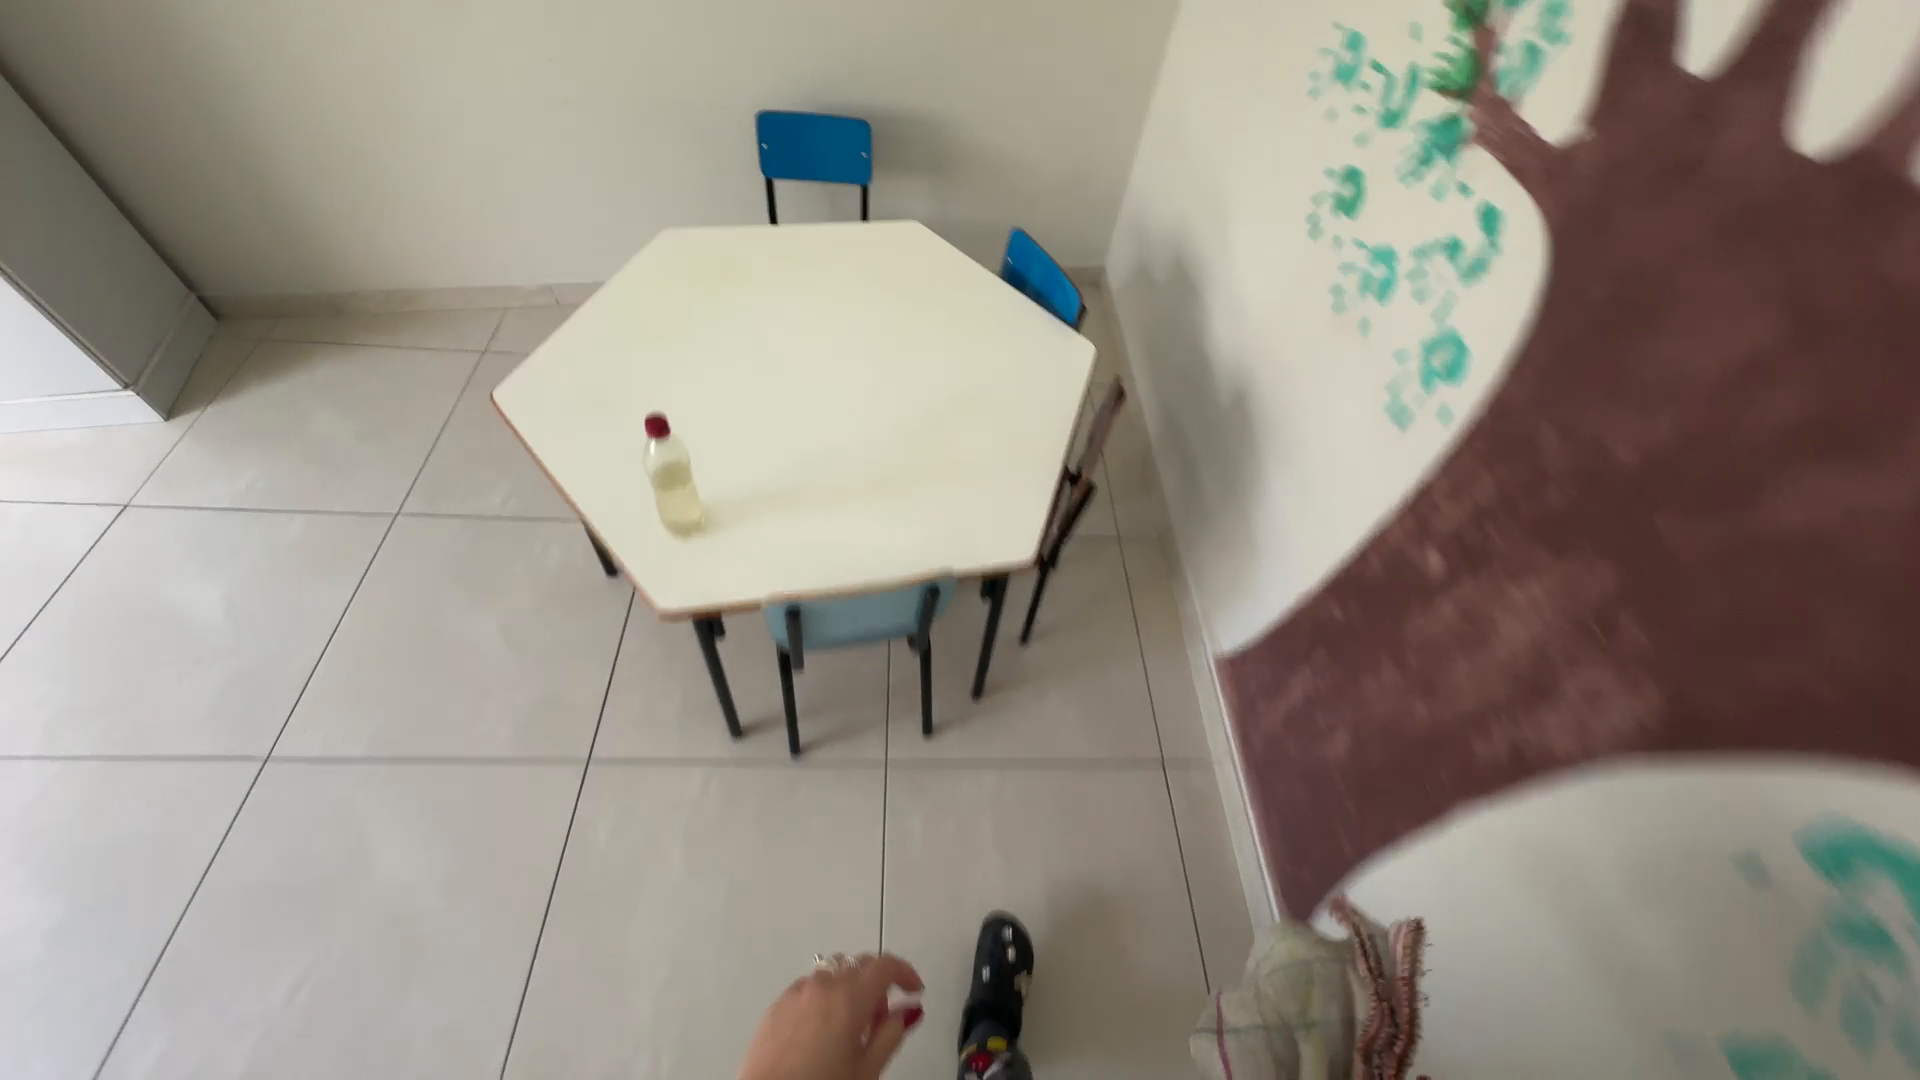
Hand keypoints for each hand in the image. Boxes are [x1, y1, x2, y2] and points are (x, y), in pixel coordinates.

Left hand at [738, 952, 925, 1079]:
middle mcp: (824, 985)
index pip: (885, 965)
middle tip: (879, 1022)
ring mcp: (798, 991)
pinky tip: (821, 1031)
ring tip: (849, 1029)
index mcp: (850, 998)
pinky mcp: (777, 1004)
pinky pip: (809, 987)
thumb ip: (892, 1033)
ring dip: (850, 989)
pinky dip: (824, 997)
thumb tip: (910, 1009)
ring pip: (834, 973)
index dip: (905, 972)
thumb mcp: (867, 1070)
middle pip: (860, 965)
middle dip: (877, 986)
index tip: (915, 990)